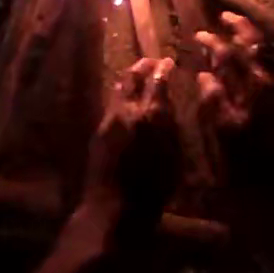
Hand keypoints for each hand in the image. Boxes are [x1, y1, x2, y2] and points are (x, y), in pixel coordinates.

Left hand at [66, 58, 178, 251]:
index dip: (163, 68)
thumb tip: (168, 103)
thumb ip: (170, 125)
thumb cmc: (153, 190)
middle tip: (151, 61)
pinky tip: (126, 101)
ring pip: (119, 87)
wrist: (113, 210)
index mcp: (152, 115)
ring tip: (137, 76)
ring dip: (129, 78)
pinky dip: (121, 95)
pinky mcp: (99, 130)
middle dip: (143, 66)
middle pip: (133, 76)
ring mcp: (110, 118)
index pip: (158, 80)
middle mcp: (129, 110)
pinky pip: (111, 103)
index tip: (168, 62)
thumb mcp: (174, 157)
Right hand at [195, 13, 273, 193]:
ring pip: (270, 54)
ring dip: (254, 38)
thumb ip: (213, 105)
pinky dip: (267, 55)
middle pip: (254, 47)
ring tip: (239, 30)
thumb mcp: (221, 143)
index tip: (200, 36)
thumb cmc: (250, 179)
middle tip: (224, 19)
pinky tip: (258, 57)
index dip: (213, 43)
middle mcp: (270, 86)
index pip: (228, 56)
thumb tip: (204, 76)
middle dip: (238, 29)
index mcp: (250, 91)